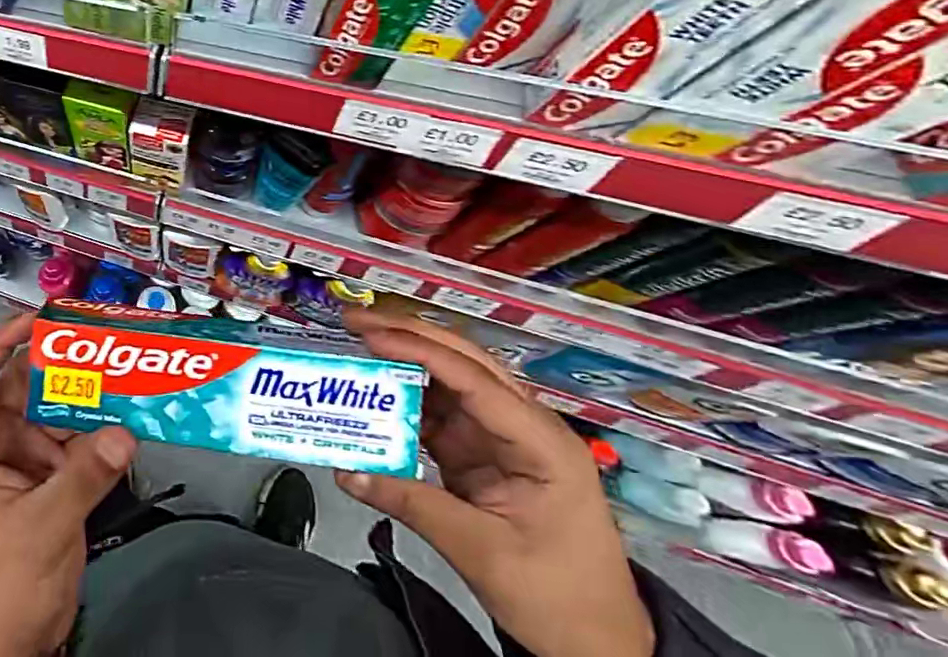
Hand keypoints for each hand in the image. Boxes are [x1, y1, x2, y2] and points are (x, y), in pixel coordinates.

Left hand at [0, 314, 137, 656]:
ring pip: (59, 409)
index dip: (2, 343)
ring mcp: (34, 458)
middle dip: (59, 361)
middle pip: (27, 386)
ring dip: (86, 392)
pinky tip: (127, 413)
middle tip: (95, 337)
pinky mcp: (60, 476)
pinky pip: (82, 437)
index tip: (36, 320)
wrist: (17, 637)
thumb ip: (85, 476)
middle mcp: (5, 443)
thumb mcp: (42, 524)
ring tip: (119, 367)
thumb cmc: (4, 581)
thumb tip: (123, 432)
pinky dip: (103, 426)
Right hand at [337, 308, 652, 656]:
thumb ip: (413, 504)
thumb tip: (347, 471)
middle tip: (355, 321)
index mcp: (541, 441)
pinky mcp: (480, 453)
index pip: (474, 379)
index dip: (419, 350)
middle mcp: (521, 425)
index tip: (369, 335)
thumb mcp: (484, 554)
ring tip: (356, 349)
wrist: (600, 644)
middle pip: (462, 363)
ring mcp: (499, 437)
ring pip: (446, 384)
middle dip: (408, 336)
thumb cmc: (559, 599)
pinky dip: (402, 406)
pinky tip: (372, 398)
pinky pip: (436, 417)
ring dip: (402, 365)